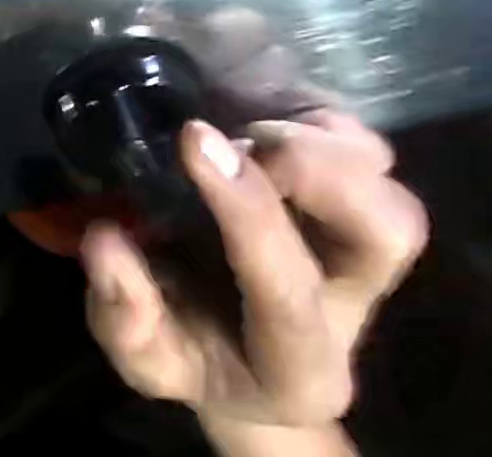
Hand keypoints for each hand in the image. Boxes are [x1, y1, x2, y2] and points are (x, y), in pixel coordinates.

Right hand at [80, 112, 427, 446]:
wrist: (252, 347)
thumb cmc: (199, 349)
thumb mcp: (149, 354)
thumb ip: (126, 313)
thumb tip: (104, 239)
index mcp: (301, 369)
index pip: (288, 293)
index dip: (244, 212)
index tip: (193, 139)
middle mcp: (357, 305)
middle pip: (386, 232)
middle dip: (313, 169)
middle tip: (244, 143)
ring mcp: (374, 248)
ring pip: (383, 176)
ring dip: (314, 139)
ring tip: (248, 138)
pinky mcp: (370, 197)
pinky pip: (365, 141)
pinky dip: (318, 122)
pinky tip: (269, 128)